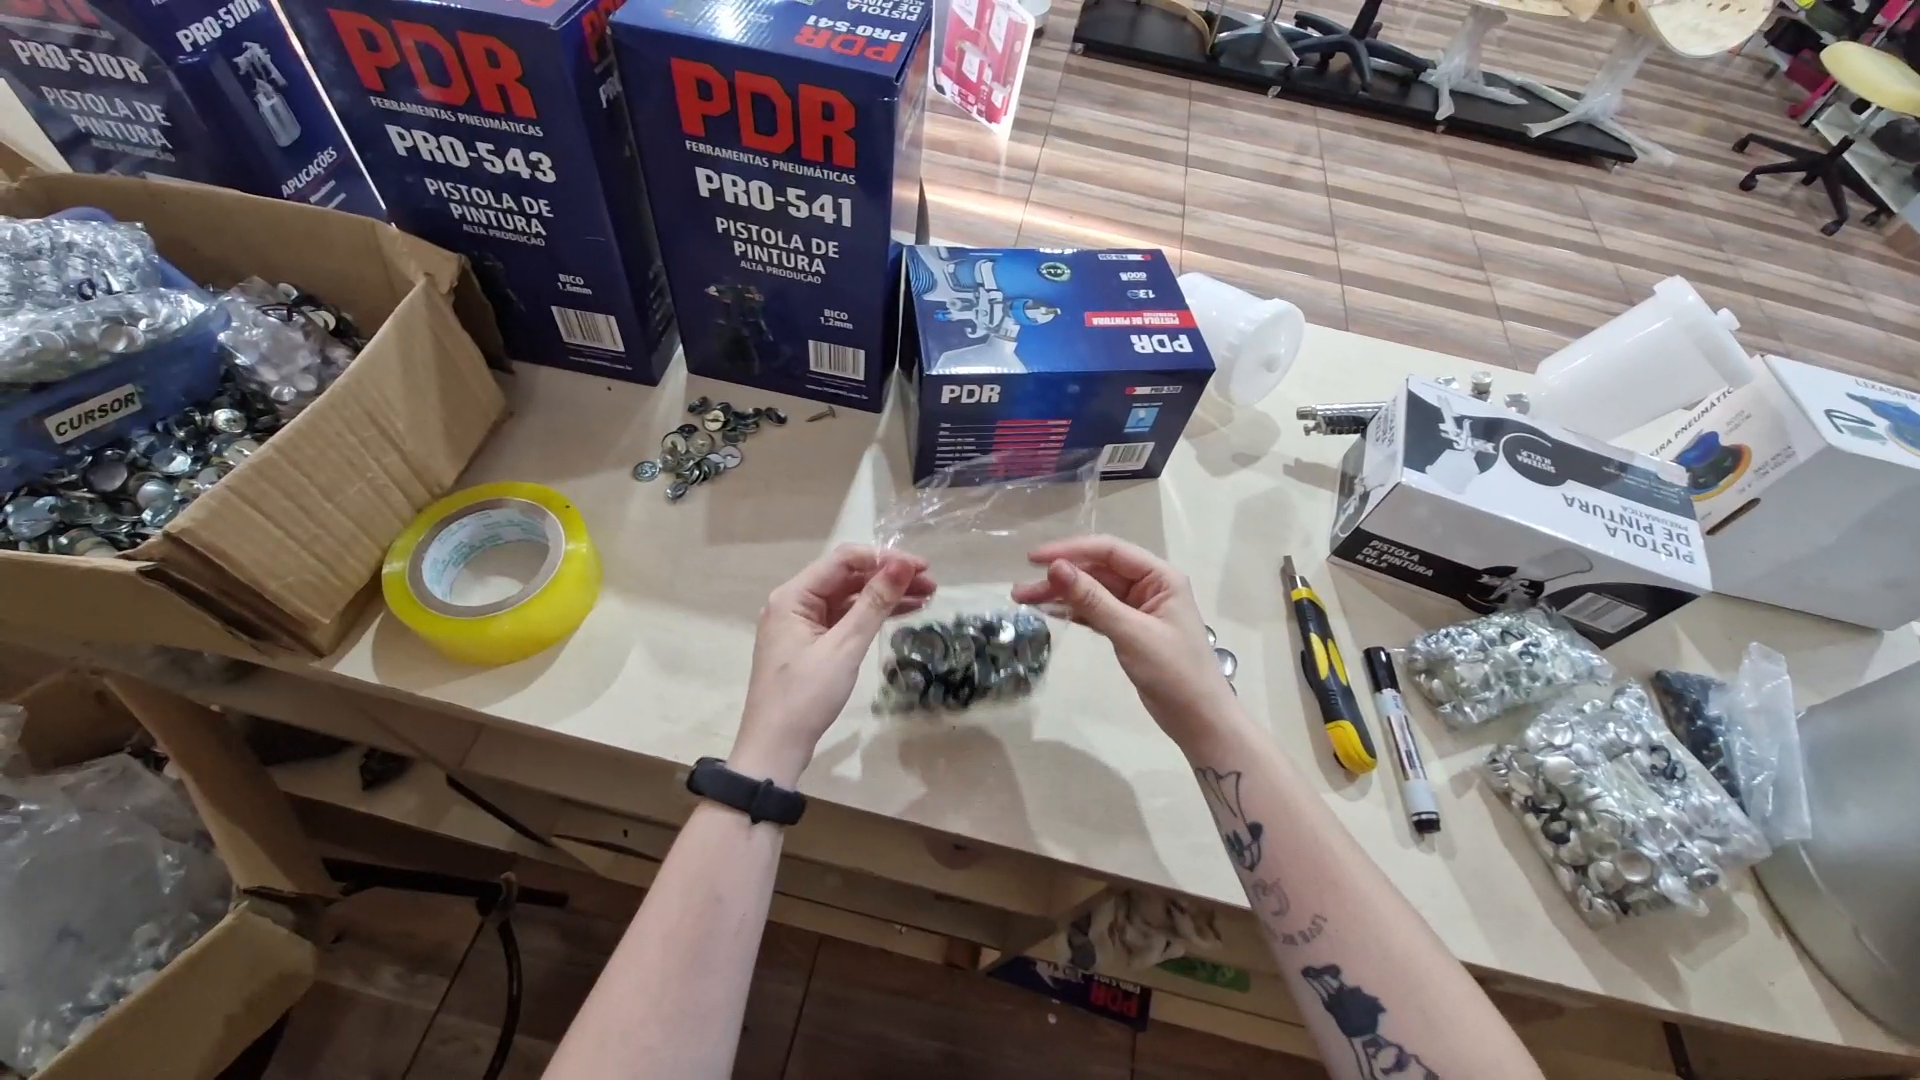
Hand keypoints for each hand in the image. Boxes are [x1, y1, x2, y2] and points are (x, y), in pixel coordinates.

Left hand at [732, 545, 935, 784]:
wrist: (775, 748)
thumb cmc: (806, 696)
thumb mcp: (844, 647)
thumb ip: (874, 603)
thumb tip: (902, 565)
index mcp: (793, 596)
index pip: (844, 560)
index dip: (884, 559)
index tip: (922, 568)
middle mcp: (794, 602)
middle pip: (847, 577)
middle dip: (889, 577)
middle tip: (931, 584)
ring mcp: (801, 624)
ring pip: (849, 598)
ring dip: (885, 596)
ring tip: (927, 597)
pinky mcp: (810, 645)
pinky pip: (845, 619)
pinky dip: (872, 616)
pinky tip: (902, 614)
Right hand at [1011, 535, 1239, 748]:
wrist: (1199, 719)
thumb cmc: (1174, 672)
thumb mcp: (1131, 633)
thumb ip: (1092, 600)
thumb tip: (1055, 568)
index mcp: (1160, 577)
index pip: (1109, 551)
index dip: (1071, 551)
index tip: (1035, 560)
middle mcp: (1149, 585)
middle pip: (1097, 571)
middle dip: (1060, 577)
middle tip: (1020, 590)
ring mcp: (1138, 608)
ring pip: (1093, 592)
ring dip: (1061, 595)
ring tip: (1024, 600)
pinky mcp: (1129, 629)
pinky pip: (1096, 611)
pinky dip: (1073, 611)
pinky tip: (1049, 612)